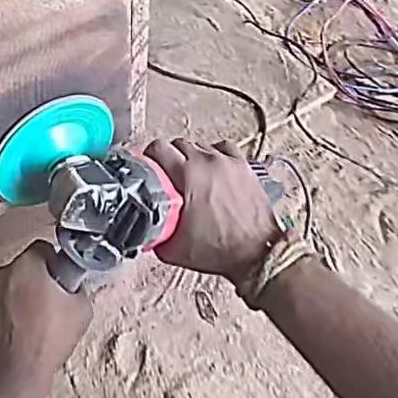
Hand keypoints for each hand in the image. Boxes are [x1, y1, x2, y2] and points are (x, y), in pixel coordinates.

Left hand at [0, 240, 92, 397]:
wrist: (16, 373)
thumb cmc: (46, 342)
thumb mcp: (81, 310)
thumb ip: (76, 287)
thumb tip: (72, 285)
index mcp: (28, 265)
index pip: (43, 248)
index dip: (55, 262)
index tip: (60, 276)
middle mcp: (2, 273)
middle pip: (24, 267)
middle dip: (36, 280)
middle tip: (50, 303)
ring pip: (8, 285)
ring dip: (19, 296)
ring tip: (33, 322)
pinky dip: (4, 312)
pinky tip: (17, 331)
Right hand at [143, 138, 281, 280]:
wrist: (257, 254)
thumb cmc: (220, 249)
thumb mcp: (172, 247)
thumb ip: (152, 231)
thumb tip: (141, 225)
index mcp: (186, 175)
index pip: (158, 148)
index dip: (148, 155)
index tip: (147, 165)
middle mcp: (207, 163)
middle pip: (178, 144)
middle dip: (168, 156)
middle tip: (166, 172)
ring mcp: (228, 163)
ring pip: (200, 145)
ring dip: (191, 156)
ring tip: (189, 172)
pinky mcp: (244, 167)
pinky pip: (223, 148)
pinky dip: (214, 154)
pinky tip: (212, 166)